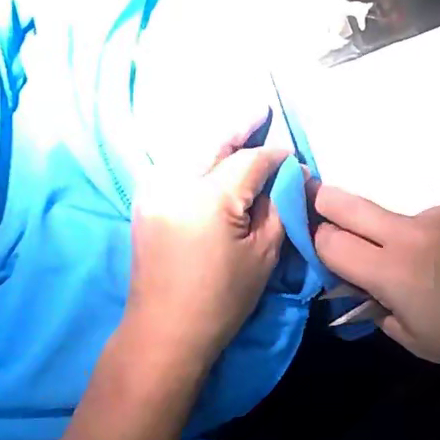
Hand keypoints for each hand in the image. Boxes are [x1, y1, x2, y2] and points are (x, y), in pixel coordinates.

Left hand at [121, 119, 289, 369]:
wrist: (164, 330)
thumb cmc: (223, 299)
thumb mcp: (264, 254)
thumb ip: (278, 208)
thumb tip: (289, 178)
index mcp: (210, 198)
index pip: (250, 161)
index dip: (276, 157)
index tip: (295, 159)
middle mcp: (175, 183)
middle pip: (213, 140)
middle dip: (240, 125)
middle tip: (261, 109)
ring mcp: (153, 189)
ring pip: (188, 147)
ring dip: (215, 136)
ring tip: (240, 127)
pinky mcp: (144, 200)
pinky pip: (173, 163)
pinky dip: (195, 153)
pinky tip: (211, 154)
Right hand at [311, 185, 439, 375]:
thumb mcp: (421, 343)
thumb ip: (380, 311)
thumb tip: (362, 289)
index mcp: (394, 272)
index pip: (328, 242)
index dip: (316, 244)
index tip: (318, 249)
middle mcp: (411, 230)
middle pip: (346, 202)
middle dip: (323, 203)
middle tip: (317, 206)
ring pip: (403, 217)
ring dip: (405, 237)